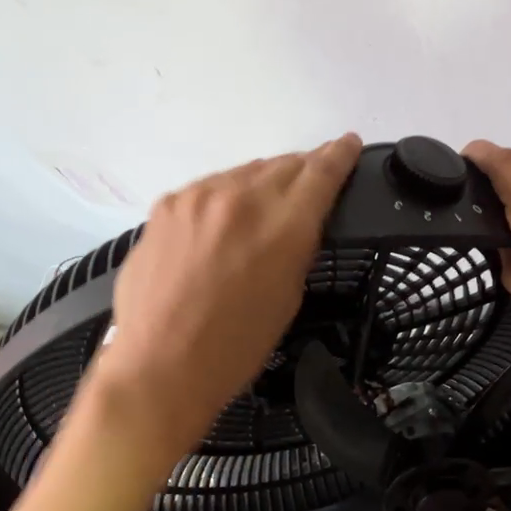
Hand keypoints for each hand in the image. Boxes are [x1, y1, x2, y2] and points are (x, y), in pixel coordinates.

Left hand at [86, 133, 361, 452]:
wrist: (161, 365)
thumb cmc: (235, 349)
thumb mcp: (288, 300)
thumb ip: (297, 250)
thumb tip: (296, 225)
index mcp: (281, 226)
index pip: (321, 173)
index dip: (340, 155)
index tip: (349, 145)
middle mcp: (240, 198)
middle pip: (283, 166)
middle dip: (302, 171)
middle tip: (312, 184)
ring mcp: (197, 197)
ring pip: (243, 174)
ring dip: (261, 185)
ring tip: (266, 209)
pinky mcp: (165, 206)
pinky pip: (207, 190)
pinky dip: (224, 201)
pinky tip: (223, 226)